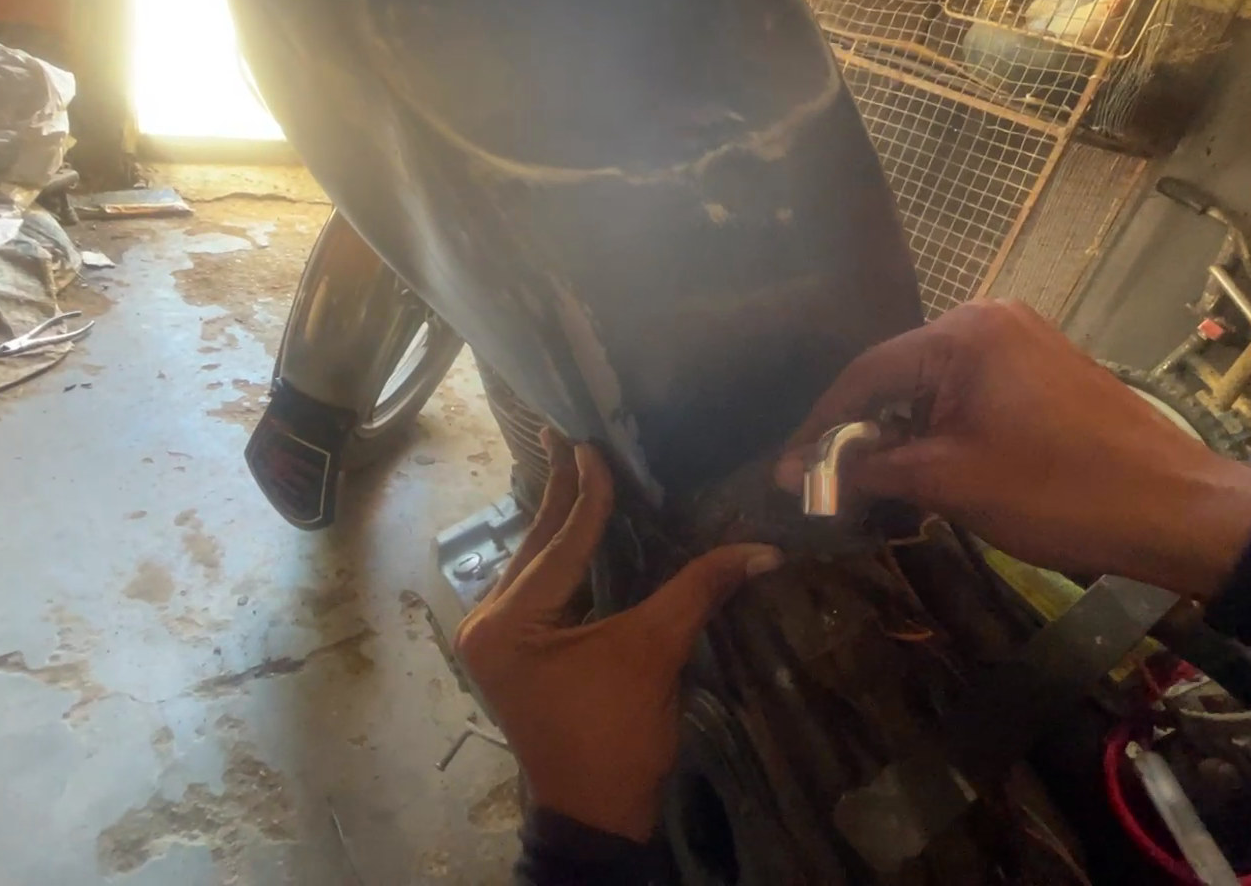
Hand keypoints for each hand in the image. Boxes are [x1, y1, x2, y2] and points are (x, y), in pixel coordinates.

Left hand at [455, 430, 783, 840]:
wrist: (596, 815)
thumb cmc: (617, 735)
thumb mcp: (655, 652)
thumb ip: (698, 589)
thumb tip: (762, 549)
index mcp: (509, 624)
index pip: (559, 544)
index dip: (587, 494)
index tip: (594, 445)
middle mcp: (487, 623)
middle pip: (536, 545)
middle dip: (558, 491)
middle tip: (563, 436)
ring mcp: (495, 638)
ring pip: (533, 562)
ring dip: (557, 518)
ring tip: (568, 465)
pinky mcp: (512, 649)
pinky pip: (537, 584)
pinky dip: (559, 552)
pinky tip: (570, 521)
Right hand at [773, 300, 1250, 597]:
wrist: (1180, 512)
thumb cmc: (1056, 492)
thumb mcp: (947, 480)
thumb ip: (864, 468)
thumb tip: (789, 474)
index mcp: (963, 333)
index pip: (866, 373)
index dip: (821, 424)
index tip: (788, 466)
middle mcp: (987, 318)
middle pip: (896, 374)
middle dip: (862, 429)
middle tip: (833, 478)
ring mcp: (1018, 337)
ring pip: (930, 384)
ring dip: (901, 430)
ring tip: (878, 477)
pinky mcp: (1039, 364)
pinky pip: (966, 389)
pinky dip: (939, 425)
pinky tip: (930, 461)